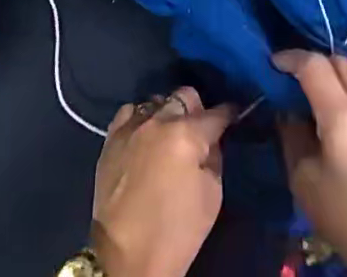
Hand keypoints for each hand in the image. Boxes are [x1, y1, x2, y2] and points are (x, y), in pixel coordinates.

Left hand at [91, 86, 233, 276]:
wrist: (126, 250)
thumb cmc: (178, 230)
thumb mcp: (212, 197)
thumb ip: (213, 159)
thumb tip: (211, 140)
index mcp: (186, 134)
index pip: (215, 114)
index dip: (228, 113)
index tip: (234, 114)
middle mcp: (157, 120)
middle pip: (182, 96)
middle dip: (196, 108)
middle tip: (201, 128)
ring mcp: (131, 124)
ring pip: (156, 100)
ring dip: (168, 112)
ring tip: (172, 133)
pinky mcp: (112, 134)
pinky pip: (131, 112)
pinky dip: (142, 117)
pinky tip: (146, 134)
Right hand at [273, 51, 346, 276]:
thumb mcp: (303, 179)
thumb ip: (291, 134)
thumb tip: (289, 110)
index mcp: (341, 114)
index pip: (312, 64)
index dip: (290, 57)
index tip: (274, 65)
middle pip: (338, 61)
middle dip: (314, 64)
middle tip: (298, 81)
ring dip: (343, 70)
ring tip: (329, 88)